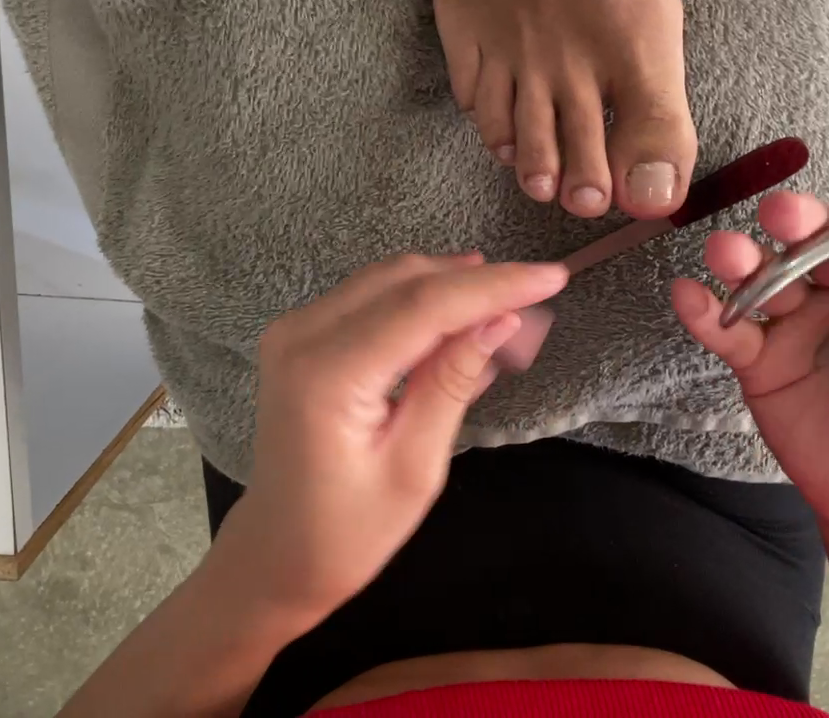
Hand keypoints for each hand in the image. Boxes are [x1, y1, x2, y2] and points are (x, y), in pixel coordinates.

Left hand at [217, 253, 569, 626]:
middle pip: (404, 280)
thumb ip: (453, 382)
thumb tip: (503, 319)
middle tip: (535, 291)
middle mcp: (301, 334)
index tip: (551, 276)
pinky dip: (417, 296)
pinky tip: (457, 312)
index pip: (423, 306)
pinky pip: (368, 295)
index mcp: (327, 374)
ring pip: (387, 279)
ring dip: (448, 283)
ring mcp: (293, 328)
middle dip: (475, 280)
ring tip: (505, 302)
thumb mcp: (415, 467)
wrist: (277, 551)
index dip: (492, 285)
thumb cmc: (349, 531)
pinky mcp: (298, 333)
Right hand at [671, 157, 828, 569]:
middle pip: (825, 236)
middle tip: (786, 216)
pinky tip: (690, 296)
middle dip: (803, 218)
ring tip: (728, 253)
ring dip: (744, 255)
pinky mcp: (760, 362)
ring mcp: (802, 325)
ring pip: (767, 272)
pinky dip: (704, 310)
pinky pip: (727, 328)